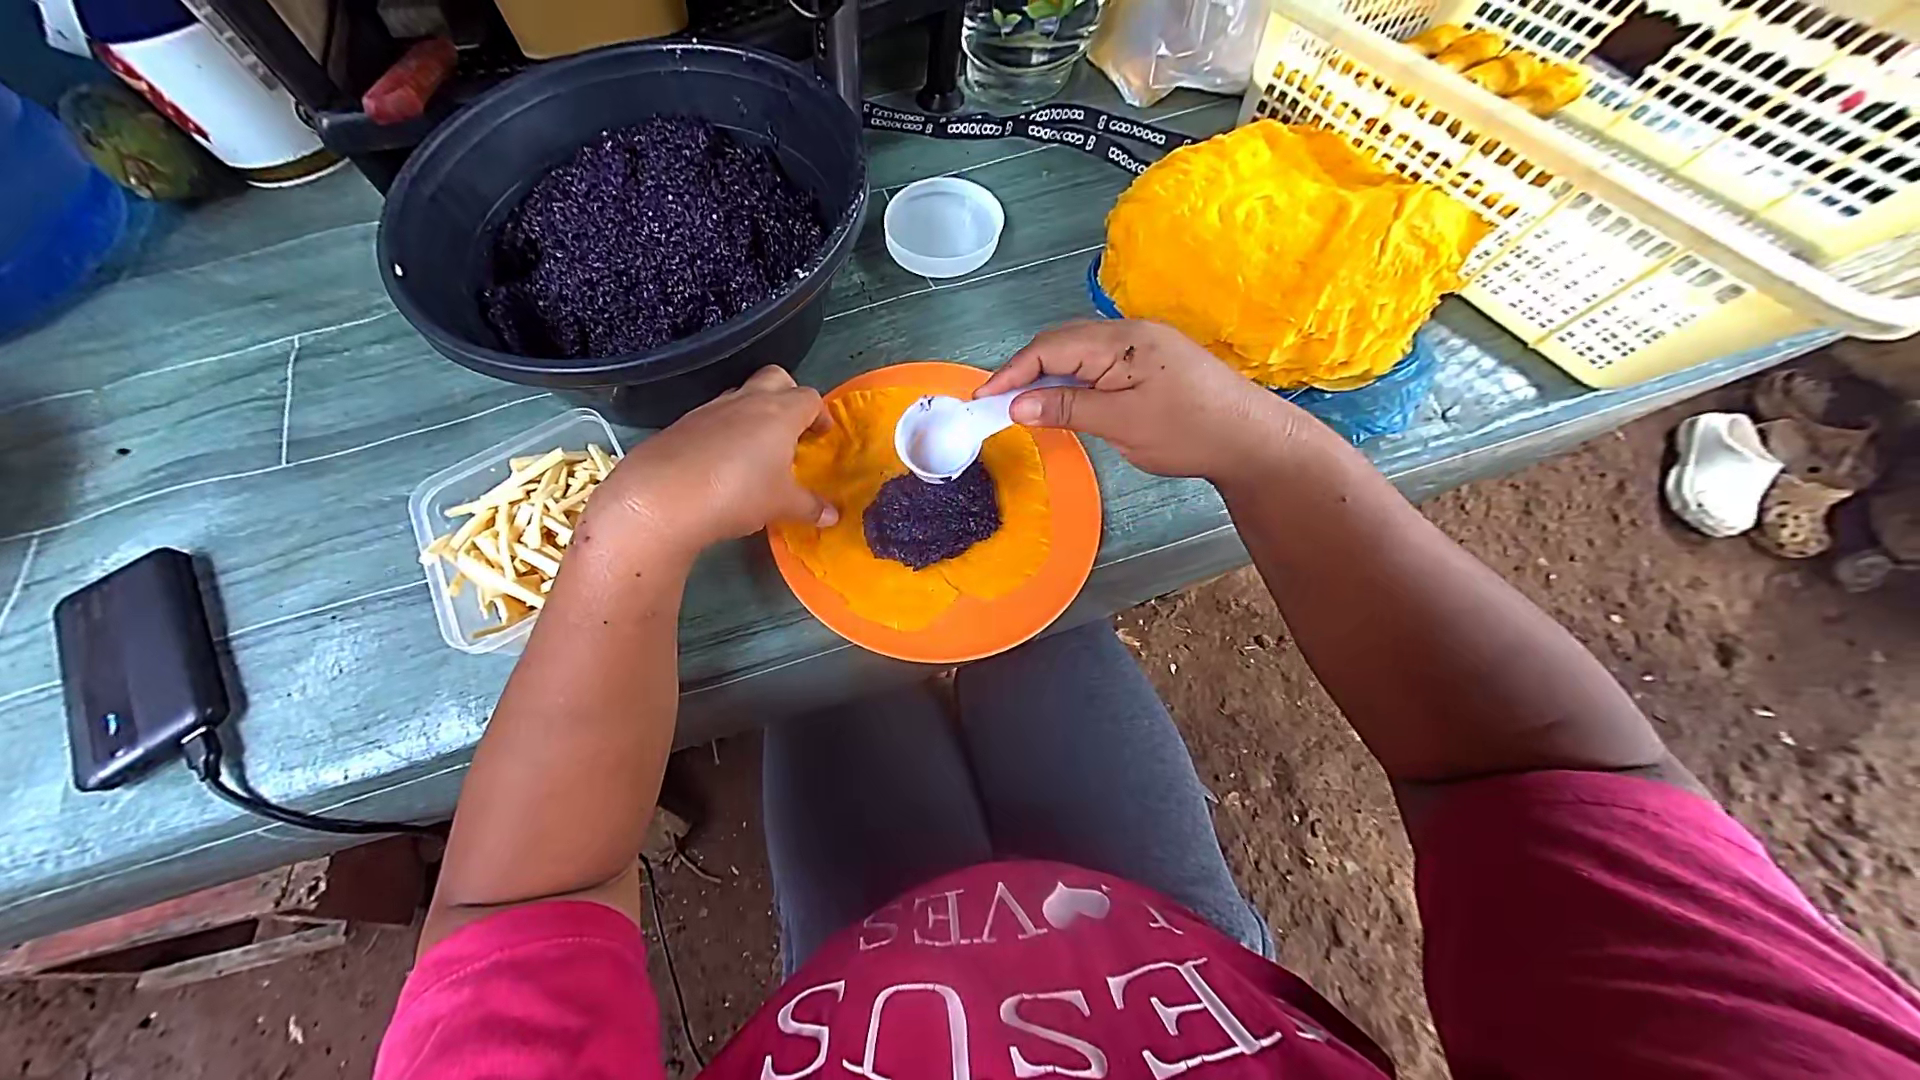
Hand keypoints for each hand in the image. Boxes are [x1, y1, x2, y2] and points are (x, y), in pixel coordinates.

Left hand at [585, 366, 836, 555]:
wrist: (662, 499)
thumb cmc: (738, 494)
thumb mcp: (783, 505)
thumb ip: (810, 507)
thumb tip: (831, 516)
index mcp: (779, 413)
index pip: (809, 398)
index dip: (820, 415)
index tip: (822, 436)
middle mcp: (745, 401)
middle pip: (775, 378)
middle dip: (789, 396)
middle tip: (793, 429)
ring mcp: (709, 410)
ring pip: (741, 396)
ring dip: (754, 414)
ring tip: (757, 450)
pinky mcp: (681, 425)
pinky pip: (713, 418)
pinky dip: (725, 432)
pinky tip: (722, 464)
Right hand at [978, 320, 1310, 483]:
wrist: (1250, 439)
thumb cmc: (1188, 431)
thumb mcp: (1121, 423)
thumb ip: (1066, 408)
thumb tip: (1017, 404)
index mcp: (1120, 341)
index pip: (1050, 347)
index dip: (1012, 371)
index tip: (983, 396)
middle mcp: (1128, 333)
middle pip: (1061, 343)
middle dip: (1025, 371)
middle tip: (999, 402)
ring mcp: (1141, 345)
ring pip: (1078, 353)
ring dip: (1048, 376)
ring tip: (1025, 405)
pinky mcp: (1149, 361)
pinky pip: (1098, 363)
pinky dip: (1073, 381)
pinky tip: (1065, 401)